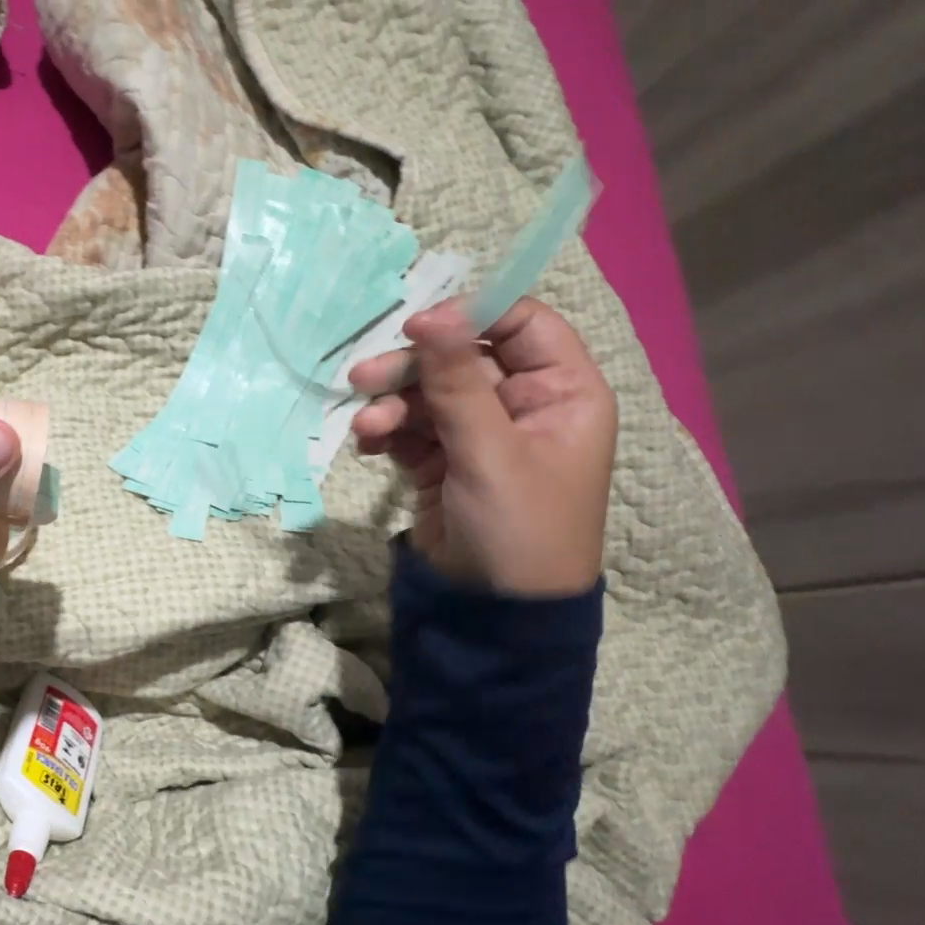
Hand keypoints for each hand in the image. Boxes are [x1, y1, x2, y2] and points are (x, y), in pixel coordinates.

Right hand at [347, 297, 615, 596]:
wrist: (494, 610)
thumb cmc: (517, 527)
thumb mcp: (489, 452)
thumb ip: (457, 382)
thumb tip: (432, 314)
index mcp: (562, 392)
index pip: (522, 325)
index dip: (470, 317)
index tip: (415, 326)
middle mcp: (523, 405)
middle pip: (462, 359)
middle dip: (413, 368)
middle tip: (363, 378)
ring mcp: (480, 435)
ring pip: (429, 394)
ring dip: (392, 405)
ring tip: (365, 429)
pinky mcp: (443, 462)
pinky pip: (410, 429)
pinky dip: (386, 432)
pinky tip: (368, 446)